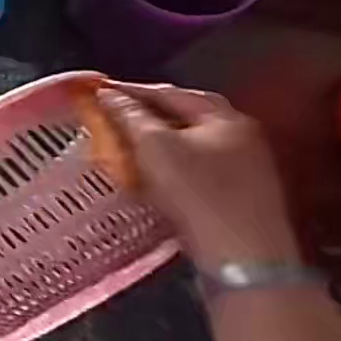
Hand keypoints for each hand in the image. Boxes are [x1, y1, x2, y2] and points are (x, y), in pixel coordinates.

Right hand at [94, 84, 299, 269]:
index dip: (129, 89)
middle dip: (148, 106)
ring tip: (125, 131)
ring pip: (191, 133)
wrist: (240, 250)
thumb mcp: (152, 145)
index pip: (169, 93)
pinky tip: (149, 157)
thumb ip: (128, 114)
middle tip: (113, 107)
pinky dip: (169, 148)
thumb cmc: (194, 190)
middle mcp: (242, 134)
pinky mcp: (238, 183)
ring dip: (157, 128)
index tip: (96, 90)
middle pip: (186, 110)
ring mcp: (245, 160)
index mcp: (225, 120)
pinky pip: (196, 153)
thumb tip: (108, 93)